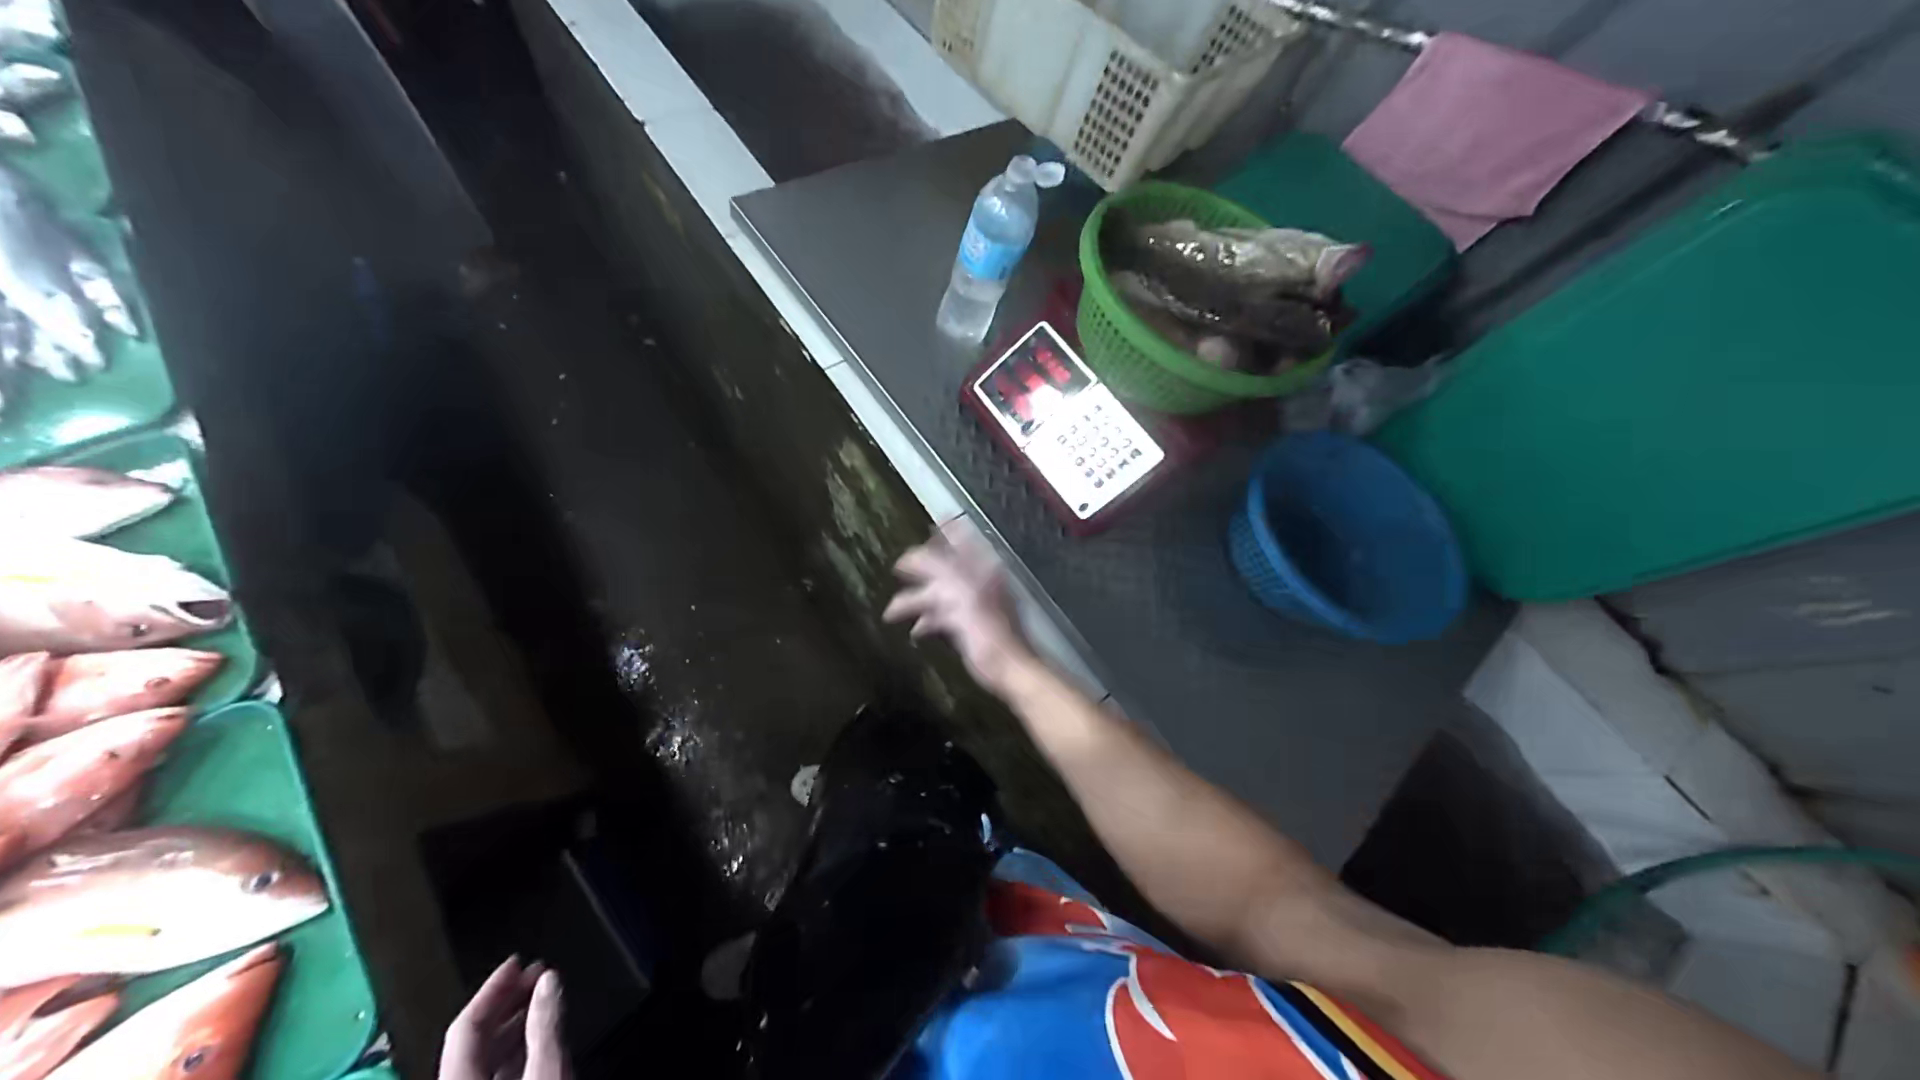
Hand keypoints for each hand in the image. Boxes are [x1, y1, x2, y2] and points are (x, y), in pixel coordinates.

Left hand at [439, 957, 568, 1079]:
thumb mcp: (546, 1072)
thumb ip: (546, 1024)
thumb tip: (549, 980)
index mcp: (461, 1076)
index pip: (467, 1023)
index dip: (493, 987)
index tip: (516, 961)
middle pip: (473, 1036)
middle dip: (508, 998)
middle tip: (535, 972)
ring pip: (483, 1052)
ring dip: (513, 1020)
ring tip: (540, 996)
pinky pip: (490, 1068)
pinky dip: (513, 1044)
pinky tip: (535, 1034)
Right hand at [883, 520, 1031, 690]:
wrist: (1007, 667)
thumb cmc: (990, 631)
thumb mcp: (961, 595)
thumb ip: (938, 571)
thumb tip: (915, 554)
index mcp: (980, 571)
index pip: (963, 541)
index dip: (947, 530)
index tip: (935, 519)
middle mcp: (978, 583)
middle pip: (945, 568)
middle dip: (920, 568)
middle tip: (899, 566)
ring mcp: (974, 605)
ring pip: (940, 594)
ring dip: (915, 600)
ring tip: (892, 609)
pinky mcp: (969, 626)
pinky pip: (943, 617)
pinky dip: (927, 621)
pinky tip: (915, 630)